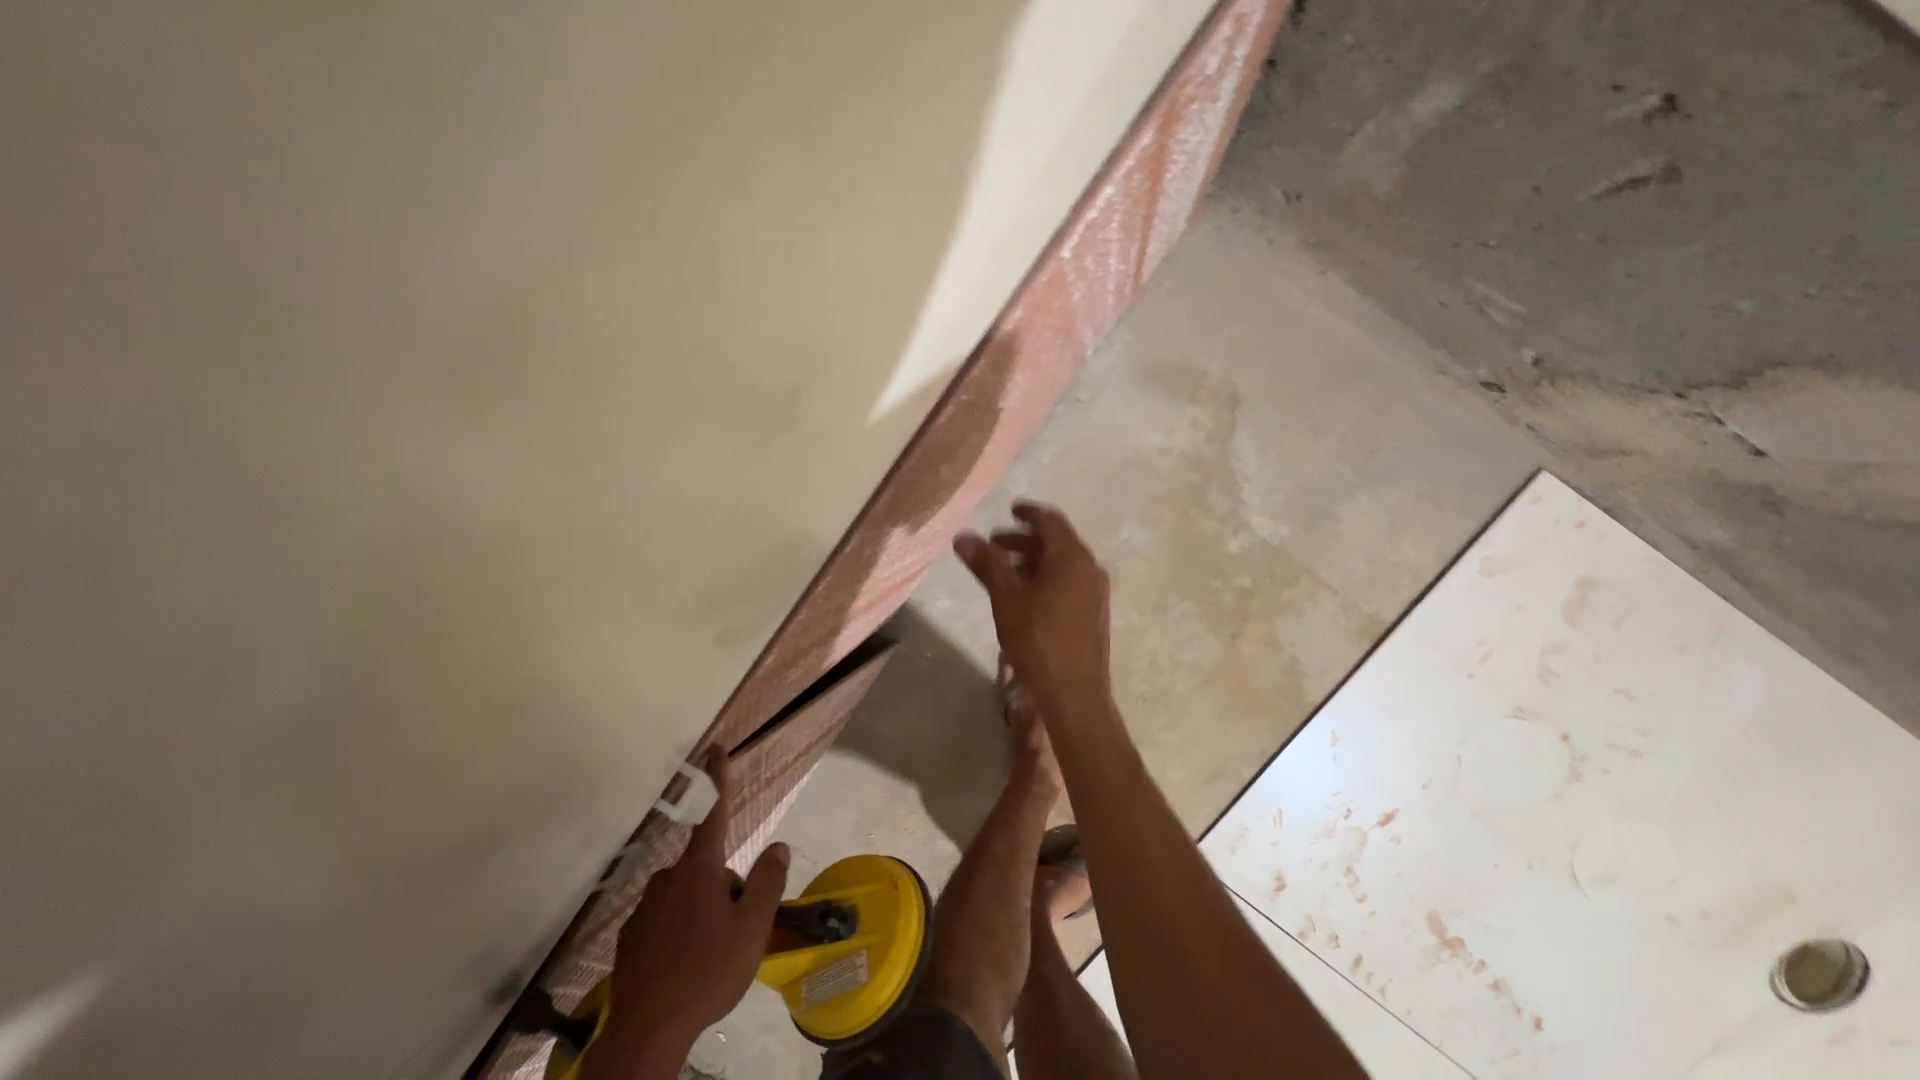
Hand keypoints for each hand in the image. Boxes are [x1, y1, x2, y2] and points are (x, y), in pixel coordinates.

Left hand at [593, 748, 789, 1068]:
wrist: (649, 1028)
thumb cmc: (709, 971)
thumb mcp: (753, 927)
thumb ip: (768, 882)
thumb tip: (778, 846)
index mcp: (699, 871)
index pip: (714, 813)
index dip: (719, 779)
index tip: (715, 747)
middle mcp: (667, 880)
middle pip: (708, 869)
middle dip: (726, 890)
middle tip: (737, 932)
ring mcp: (644, 909)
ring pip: (687, 898)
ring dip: (704, 913)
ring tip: (712, 957)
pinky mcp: (630, 938)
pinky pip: (665, 922)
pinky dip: (680, 935)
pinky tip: (685, 968)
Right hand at [954, 501, 1111, 721]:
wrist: (1075, 694)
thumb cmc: (1039, 640)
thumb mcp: (1006, 599)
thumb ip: (987, 564)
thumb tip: (963, 536)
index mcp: (1072, 558)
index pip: (1050, 521)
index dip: (1028, 513)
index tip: (1008, 511)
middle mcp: (1090, 570)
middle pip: (1057, 542)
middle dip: (1025, 540)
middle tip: (995, 545)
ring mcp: (1096, 594)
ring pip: (1063, 565)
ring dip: (1034, 562)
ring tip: (1004, 574)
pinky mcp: (1093, 616)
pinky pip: (1069, 584)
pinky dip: (1046, 580)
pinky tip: (1025, 599)